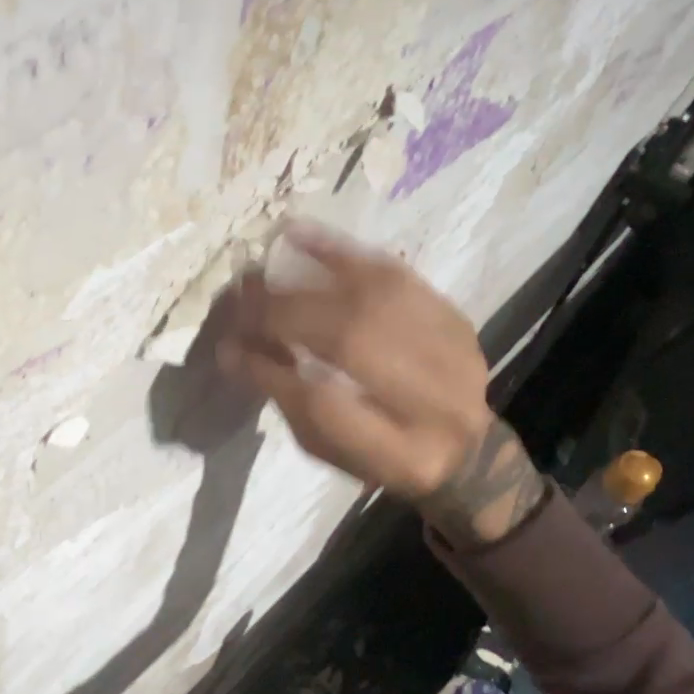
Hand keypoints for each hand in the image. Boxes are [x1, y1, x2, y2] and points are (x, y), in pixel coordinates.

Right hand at [216, 222, 545, 546]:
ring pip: (374, 301)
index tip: (230, 348)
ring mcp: (455, 354)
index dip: (271, 372)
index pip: (324, 404)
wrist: (464, 450)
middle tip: (240, 300)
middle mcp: (436, 403)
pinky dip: (342, 253)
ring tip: (264, 273)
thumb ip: (289, 401)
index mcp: (399, 454)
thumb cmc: (379, 457)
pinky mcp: (455, 318)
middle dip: (286, 315)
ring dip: (308, 281)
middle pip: (353, 342)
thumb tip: (235, 348)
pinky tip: (299, 236)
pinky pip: (394, 274)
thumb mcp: (329, 450)